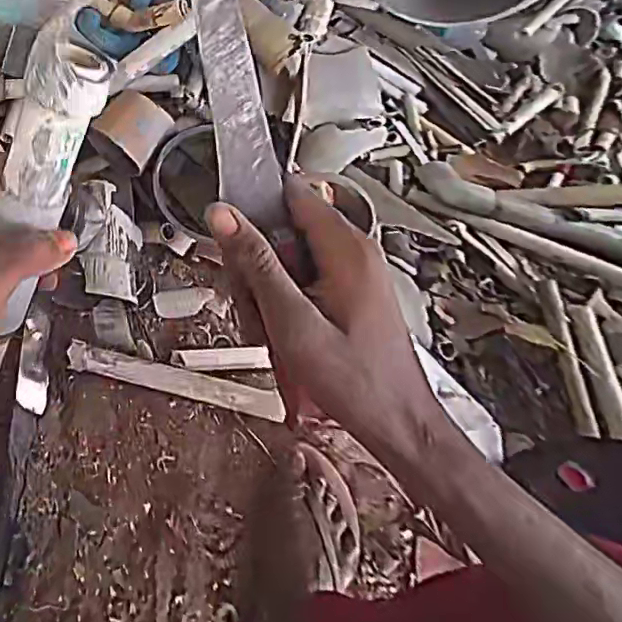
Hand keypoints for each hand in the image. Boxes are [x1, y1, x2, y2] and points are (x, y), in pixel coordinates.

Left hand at [0, 156, 73, 450]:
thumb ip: (25, 257)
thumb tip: (61, 239)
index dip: (26, 169)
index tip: (55, 178)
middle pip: (2, 205)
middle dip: (35, 215)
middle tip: (61, 230)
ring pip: (1, 238)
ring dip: (30, 248)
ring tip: (53, 265)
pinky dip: (17, 272)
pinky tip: (31, 289)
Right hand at [208, 176, 449, 462]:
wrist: (398, 427)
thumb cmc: (355, 381)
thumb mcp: (291, 319)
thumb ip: (255, 262)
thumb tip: (224, 216)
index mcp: (346, 249)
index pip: (291, 193)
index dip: (254, 207)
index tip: (231, 234)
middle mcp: (353, 253)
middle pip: (281, 229)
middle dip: (254, 261)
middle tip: (251, 299)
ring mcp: (350, 273)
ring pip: (284, 256)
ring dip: (263, 286)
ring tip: (267, 323)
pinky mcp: (345, 291)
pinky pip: (297, 278)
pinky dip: (279, 300)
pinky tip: (279, 330)